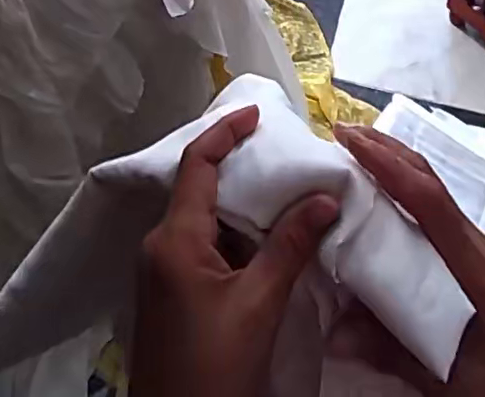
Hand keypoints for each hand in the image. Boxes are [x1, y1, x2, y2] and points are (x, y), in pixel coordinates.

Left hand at [129, 106, 340, 396]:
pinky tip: (262, 238)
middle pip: (197, 187)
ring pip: (201, 218)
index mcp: (174, 239)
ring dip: (237, 203)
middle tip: (277, 152)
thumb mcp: (258, 307)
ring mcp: (162, 271)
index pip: (197, 164)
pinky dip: (232, 233)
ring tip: (279, 190)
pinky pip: (201, 244)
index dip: (225, 132)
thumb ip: (289, 248)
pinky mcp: (170, 293)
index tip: (256, 114)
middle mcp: (160, 245)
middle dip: (236, 166)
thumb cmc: (214, 372)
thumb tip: (325, 198)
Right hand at [330, 124, 484, 396]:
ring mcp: (475, 246)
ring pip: (432, 185)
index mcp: (475, 269)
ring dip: (393, 157)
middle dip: (385, 147)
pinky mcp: (470, 254)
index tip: (348, 140)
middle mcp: (475, 245)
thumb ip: (393, 352)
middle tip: (341, 131)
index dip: (386, 164)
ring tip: (355, 144)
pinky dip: (403, 179)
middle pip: (429, 178)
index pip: (428, 200)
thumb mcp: (452, 381)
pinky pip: (433, 203)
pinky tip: (382, 183)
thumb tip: (333, 330)